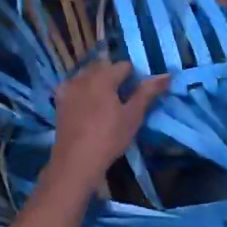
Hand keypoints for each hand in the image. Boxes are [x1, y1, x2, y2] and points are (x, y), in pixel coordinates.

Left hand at [47, 61, 169, 184]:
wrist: (76, 160)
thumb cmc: (109, 137)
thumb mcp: (133, 115)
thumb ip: (147, 92)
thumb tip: (166, 75)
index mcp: (102, 76)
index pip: (124, 66)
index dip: (134, 77)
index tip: (138, 94)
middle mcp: (83, 76)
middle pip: (103, 66)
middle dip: (114, 76)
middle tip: (123, 98)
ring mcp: (68, 87)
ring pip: (87, 75)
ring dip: (98, 81)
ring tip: (106, 103)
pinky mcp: (59, 100)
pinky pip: (74, 86)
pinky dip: (83, 89)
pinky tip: (88, 106)